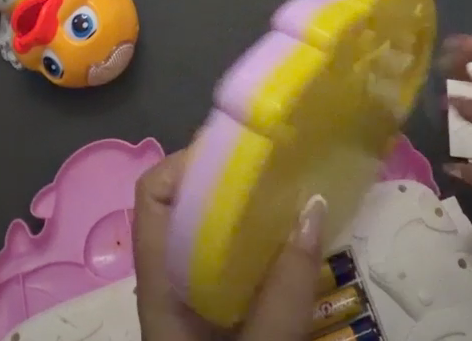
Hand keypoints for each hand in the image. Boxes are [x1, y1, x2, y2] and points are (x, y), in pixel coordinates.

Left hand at [132, 149, 327, 340]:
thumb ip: (286, 291)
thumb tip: (316, 205)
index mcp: (159, 282)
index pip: (154, 193)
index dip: (189, 164)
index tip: (241, 155)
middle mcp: (168, 281)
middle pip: (185, 204)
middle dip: (230, 180)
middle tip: (279, 167)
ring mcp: (190, 298)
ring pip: (210, 233)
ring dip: (248, 212)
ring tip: (292, 193)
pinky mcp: (213, 316)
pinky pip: (229, 263)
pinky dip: (257, 245)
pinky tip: (291, 243)